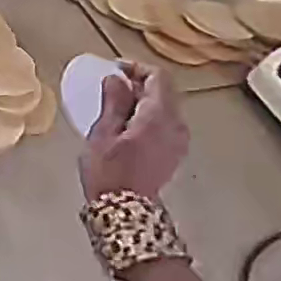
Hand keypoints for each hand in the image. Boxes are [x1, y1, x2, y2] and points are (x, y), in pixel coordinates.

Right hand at [80, 61, 189, 198]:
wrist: (124, 212)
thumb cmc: (108, 175)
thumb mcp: (102, 134)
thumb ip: (113, 102)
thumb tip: (116, 80)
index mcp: (157, 117)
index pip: (158, 77)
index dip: (137, 68)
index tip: (116, 69)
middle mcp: (175, 126)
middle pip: (165, 91)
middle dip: (140, 83)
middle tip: (113, 85)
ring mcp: (178, 141)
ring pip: (166, 107)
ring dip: (144, 100)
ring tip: (117, 105)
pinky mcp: (173, 153)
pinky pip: (166, 124)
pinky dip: (149, 116)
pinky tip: (128, 125)